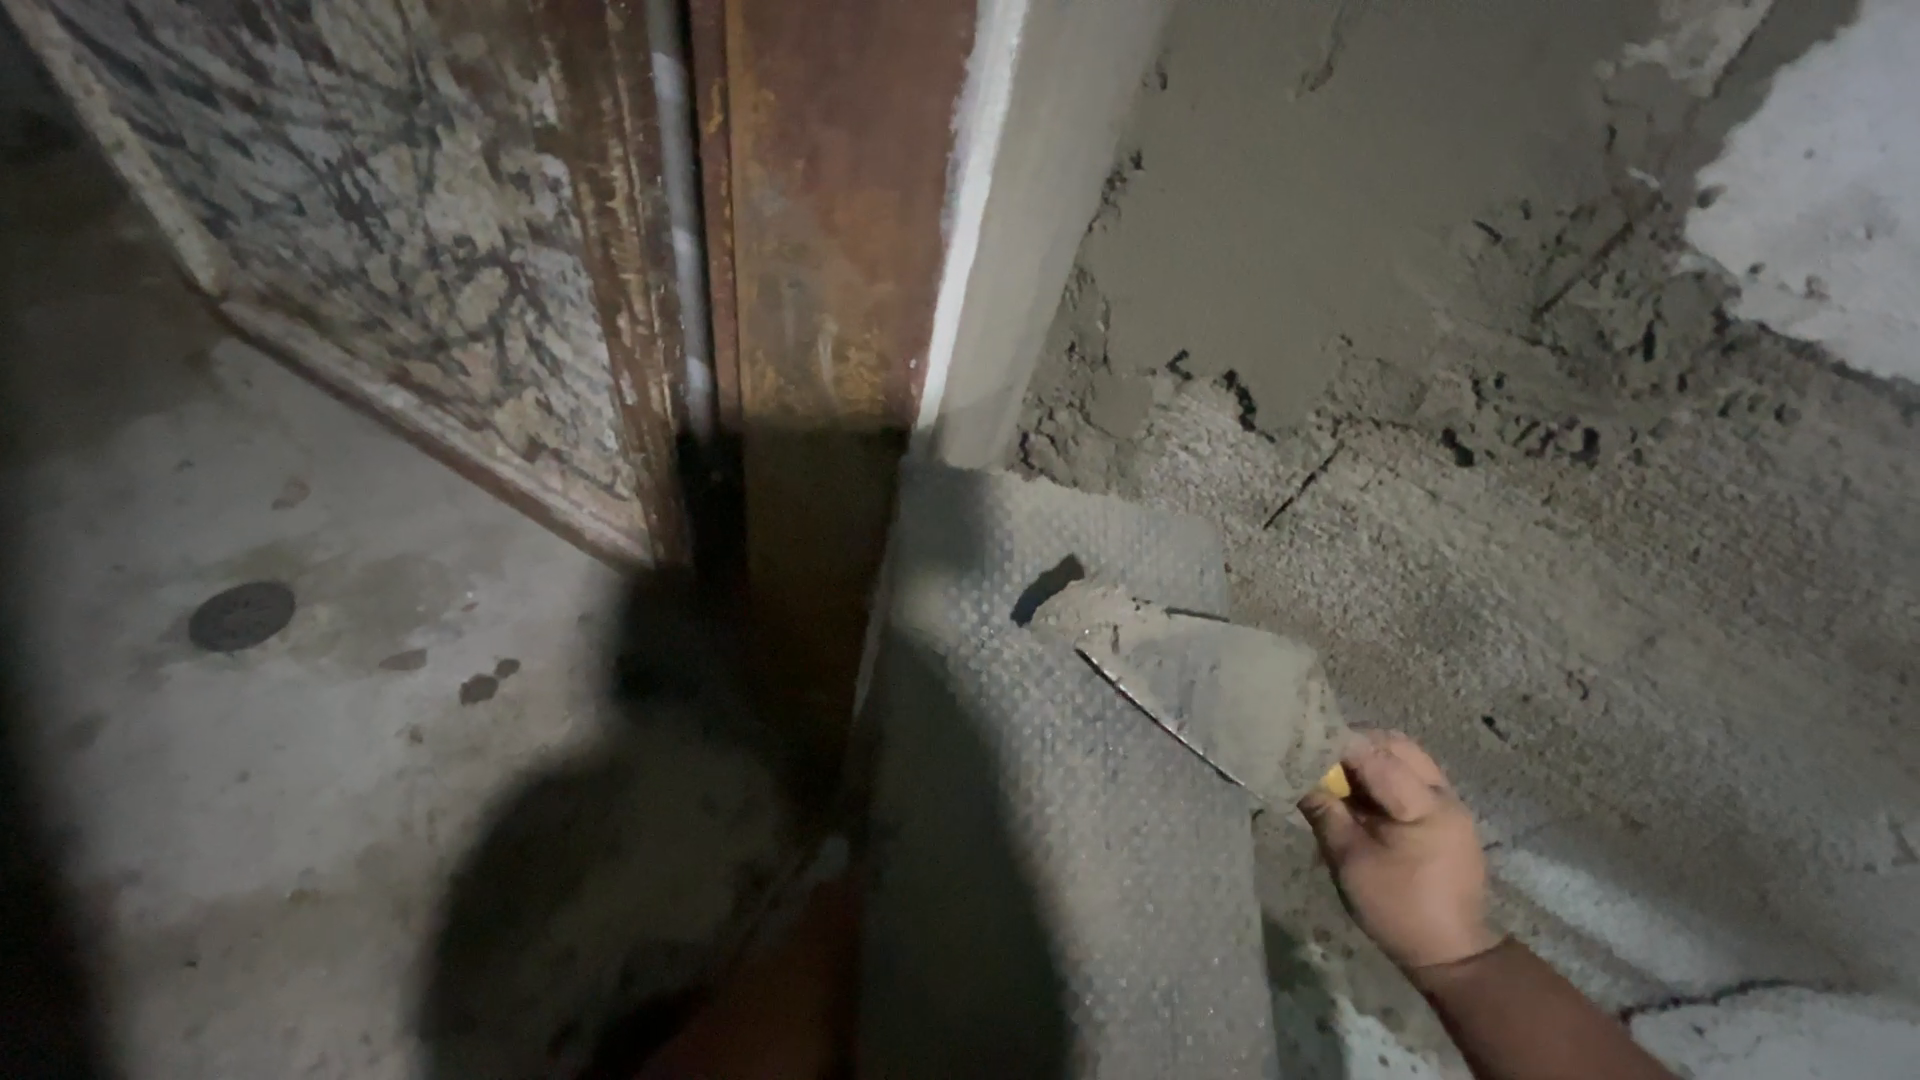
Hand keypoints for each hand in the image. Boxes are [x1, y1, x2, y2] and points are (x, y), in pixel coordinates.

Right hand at [1297, 732, 1500, 971]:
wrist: (1451, 953)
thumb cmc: (1397, 909)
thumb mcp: (1348, 861)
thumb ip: (1323, 811)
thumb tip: (1295, 775)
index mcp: (1424, 807)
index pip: (1376, 756)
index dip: (1337, 744)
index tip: (1302, 741)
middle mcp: (1445, 796)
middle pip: (1397, 745)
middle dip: (1356, 743)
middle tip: (1320, 758)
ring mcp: (1450, 804)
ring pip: (1407, 757)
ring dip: (1370, 757)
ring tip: (1337, 775)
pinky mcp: (1446, 816)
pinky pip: (1412, 776)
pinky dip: (1383, 774)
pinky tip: (1359, 794)